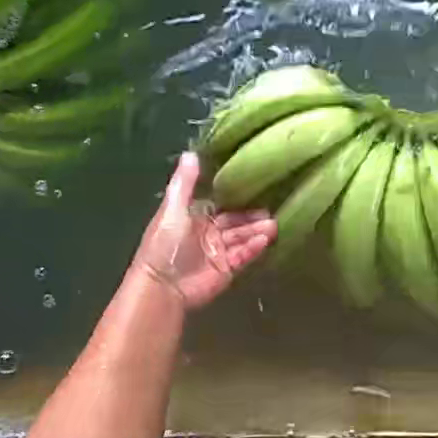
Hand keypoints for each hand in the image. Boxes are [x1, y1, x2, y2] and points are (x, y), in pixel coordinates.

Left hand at [130, 152, 276, 308]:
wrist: (162, 285)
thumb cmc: (165, 244)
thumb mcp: (173, 208)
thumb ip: (185, 183)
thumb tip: (191, 152)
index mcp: (194, 216)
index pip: (221, 204)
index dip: (237, 198)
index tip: (257, 188)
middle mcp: (207, 233)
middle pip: (235, 222)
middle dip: (252, 217)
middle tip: (272, 210)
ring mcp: (218, 252)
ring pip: (242, 238)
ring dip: (257, 231)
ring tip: (274, 224)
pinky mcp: (226, 270)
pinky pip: (243, 256)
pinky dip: (254, 248)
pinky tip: (265, 240)